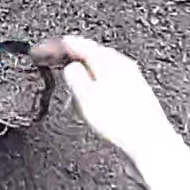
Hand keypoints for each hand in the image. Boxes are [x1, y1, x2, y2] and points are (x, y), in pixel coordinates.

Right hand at [31, 35, 185, 167]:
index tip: (38, 51)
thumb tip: (69, 68)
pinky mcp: (133, 98)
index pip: (75, 43)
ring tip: (70, 97)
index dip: (53, 47)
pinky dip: (92, 92)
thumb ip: (74, 76)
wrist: (151, 145)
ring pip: (97, 72)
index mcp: (109, 59)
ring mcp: (130, 81)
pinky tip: (90, 109)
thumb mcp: (86, 97)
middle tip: (49, 65)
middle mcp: (122, 66)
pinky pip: (106, 87)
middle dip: (66, 61)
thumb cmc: (122, 123)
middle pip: (88, 55)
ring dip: (79, 80)